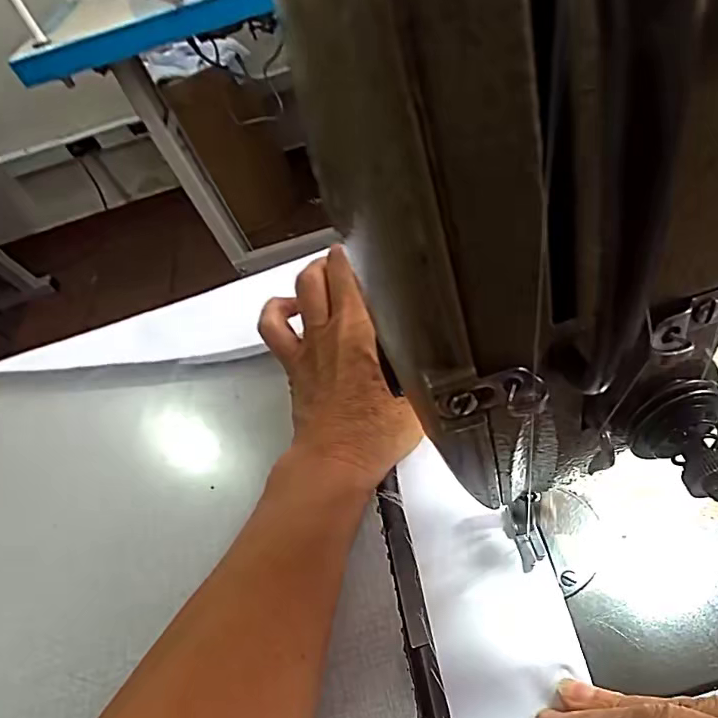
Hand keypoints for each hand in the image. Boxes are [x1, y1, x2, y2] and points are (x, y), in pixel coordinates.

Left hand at [258, 245, 422, 485]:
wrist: (334, 462)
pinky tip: (291, 310)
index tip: (372, 254)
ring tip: (324, 274)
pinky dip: (278, 311)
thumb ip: (426, 378)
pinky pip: (274, 327)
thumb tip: (443, 366)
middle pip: (320, 276)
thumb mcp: (417, 405)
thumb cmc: (370, 438)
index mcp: (359, 336)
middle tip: (349, 261)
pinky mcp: (294, 366)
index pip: (352, 278)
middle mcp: (328, 334)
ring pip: (297, 291)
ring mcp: (307, 348)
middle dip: (334, 261)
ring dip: (309, 277)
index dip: (359, 258)